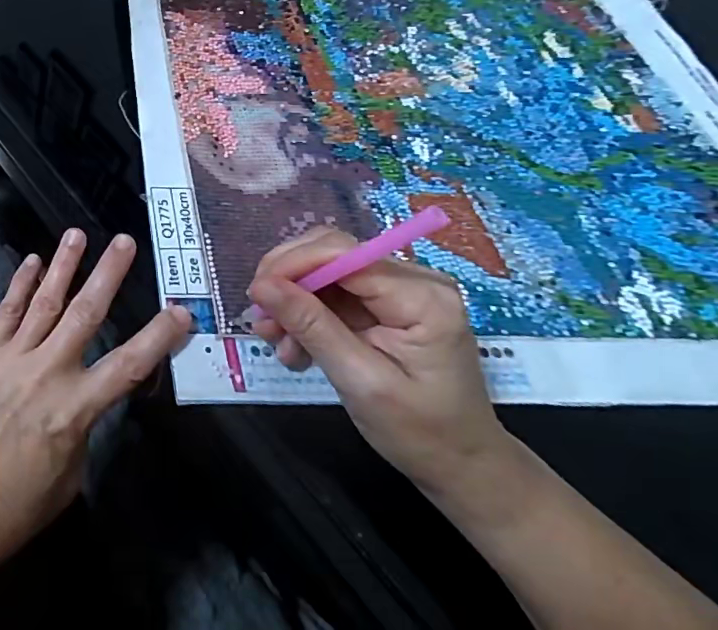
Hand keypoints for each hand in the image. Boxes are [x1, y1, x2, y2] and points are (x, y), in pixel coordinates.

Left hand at [0, 230, 191, 576]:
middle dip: (107, 275)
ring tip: (77, 234)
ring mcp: (10, 359)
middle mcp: (46, 374)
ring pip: (44, 303)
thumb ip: (82, 427)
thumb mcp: (68, 476)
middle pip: (84, 315)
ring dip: (63, 266)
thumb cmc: (14, 507)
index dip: (158, 337)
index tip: (180, 311)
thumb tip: (84, 399)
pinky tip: (32, 261)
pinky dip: (20, 285)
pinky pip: (6, 313)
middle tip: (124, 241)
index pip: (128, 366)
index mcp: (74, 411)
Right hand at [246, 228, 511, 495]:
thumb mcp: (360, 381)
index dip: (292, 264)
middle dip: (287, 281)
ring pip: (324, 271)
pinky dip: (307, 314)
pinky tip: (295, 346)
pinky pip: (333, 292)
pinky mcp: (386, 302)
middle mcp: (414, 278)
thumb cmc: (420, 433)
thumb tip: (260, 286)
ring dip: (292, 302)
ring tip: (276, 342)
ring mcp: (400, 288)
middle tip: (261, 320)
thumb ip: (311, 327)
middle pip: (330, 253)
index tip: (255, 296)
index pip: (342, 253)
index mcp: (422, 296)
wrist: (462, 466)